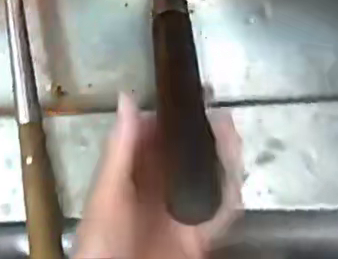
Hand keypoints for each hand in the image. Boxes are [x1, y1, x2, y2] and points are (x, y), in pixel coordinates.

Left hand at [73, 94, 242, 258]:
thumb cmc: (101, 247)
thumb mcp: (106, 196)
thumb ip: (119, 150)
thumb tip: (126, 98)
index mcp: (130, 178)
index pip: (150, 138)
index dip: (168, 115)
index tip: (183, 94)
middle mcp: (156, 194)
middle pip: (183, 155)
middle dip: (201, 132)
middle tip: (216, 110)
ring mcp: (177, 216)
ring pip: (205, 179)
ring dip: (221, 157)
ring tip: (230, 135)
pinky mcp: (195, 241)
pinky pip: (218, 215)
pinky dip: (230, 196)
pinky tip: (236, 177)